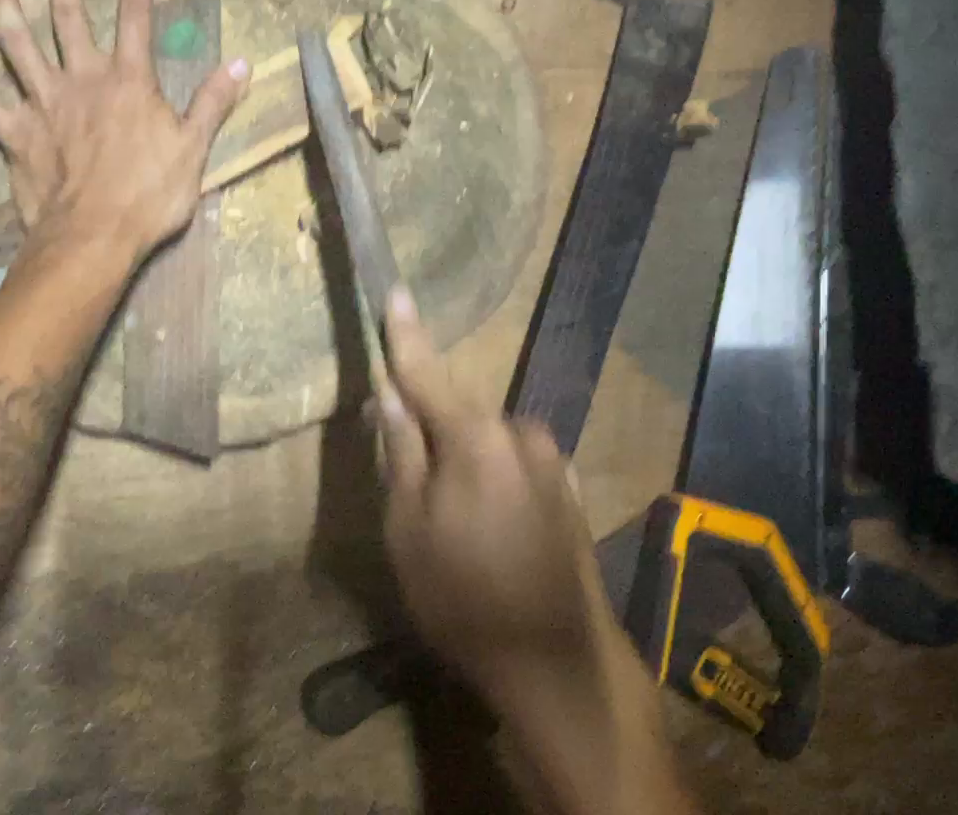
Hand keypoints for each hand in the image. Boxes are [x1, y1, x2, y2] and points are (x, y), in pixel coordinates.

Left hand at [0, 0, 249, 267]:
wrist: (94, 236)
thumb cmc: (149, 196)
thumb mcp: (193, 150)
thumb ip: (213, 104)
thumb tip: (241, 64)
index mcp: (129, 82)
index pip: (136, 24)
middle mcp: (83, 81)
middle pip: (69, 22)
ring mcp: (44, 105)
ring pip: (19, 47)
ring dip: (4, 9)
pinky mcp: (17, 135)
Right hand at [373, 287, 618, 695]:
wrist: (557, 665)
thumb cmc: (462, 595)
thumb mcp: (407, 527)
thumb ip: (401, 452)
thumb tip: (389, 394)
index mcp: (475, 439)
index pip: (427, 373)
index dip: (405, 335)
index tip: (395, 291)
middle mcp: (520, 437)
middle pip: (458, 410)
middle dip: (427, 419)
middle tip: (400, 459)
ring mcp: (551, 464)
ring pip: (488, 440)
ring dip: (461, 455)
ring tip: (444, 513)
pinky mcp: (568, 492)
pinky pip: (514, 464)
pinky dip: (491, 475)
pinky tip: (484, 523)